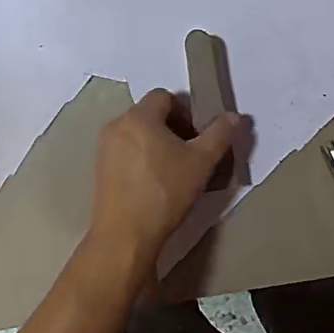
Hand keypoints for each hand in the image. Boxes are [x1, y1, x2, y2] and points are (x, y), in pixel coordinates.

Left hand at [86, 89, 241, 260]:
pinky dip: (140, 159)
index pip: (164, 96)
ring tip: (173, 170)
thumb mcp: (202, 163)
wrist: (125, 235)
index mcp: (138, 117)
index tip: (198, 136)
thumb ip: (220, 134)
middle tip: (190, 153)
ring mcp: (103, 149)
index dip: (186, 111)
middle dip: (172, 128)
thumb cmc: (165, 193)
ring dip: (156, 144)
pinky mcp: (99, 170)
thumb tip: (234, 116)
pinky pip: (124, 153)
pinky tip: (154, 184)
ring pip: (136, 135)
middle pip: (149, 114)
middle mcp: (116, 126)